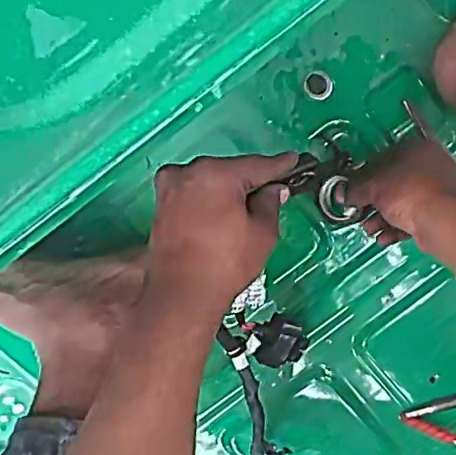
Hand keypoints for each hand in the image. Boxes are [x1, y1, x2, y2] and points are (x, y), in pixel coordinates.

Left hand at [146, 153, 297, 313]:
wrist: (183, 293)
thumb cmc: (225, 264)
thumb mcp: (263, 233)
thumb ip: (271, 204)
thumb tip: (273, 191)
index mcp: (216, 175)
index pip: (256, 165)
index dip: (280, 165)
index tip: (293, 161)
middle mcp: (189, 173)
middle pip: (230, 170)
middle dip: (251, 180)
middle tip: (274, 190)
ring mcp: (171, 187)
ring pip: (211, 180)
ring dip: (230, 190)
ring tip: (250, 206)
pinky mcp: (162, 204)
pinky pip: (195, 192)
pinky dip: (211, 198)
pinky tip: (225, 212)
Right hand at [349, 138, 455, 244]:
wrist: (438, 222)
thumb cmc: (414, 193)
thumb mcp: (373, 188)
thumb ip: (356, 190)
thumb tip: (346, 193)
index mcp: (418, 148)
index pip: (385, 157)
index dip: (366, 173)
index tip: (356, 186)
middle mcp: (432, 167)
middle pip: (394, 183)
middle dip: (374, 201)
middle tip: (361, 210)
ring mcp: (437, 192)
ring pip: (403, 204)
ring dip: (383, 217)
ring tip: (370, 227)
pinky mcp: (439, 215)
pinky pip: (413, 220)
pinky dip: (397, 228)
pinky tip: (384, 236)